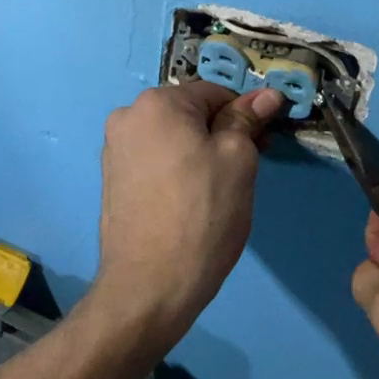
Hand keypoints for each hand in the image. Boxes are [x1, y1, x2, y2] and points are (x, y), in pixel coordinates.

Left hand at [92, 81, 283, 344]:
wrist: (149, 286)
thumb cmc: (202, 215)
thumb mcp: (237, 160)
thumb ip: (247, 120)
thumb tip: (267, 95)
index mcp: (156, 102)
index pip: (214, 92)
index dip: (245, 115)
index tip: (263, 145)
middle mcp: (127, 116)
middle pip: (190, 113)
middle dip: (220, 134)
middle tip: (245, 171)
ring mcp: (115, 149)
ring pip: (172, 138)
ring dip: (199, 152)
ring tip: (218, 192)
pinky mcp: (112, 180)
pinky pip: (154, 161)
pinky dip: (176, 171)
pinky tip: (190, 202)